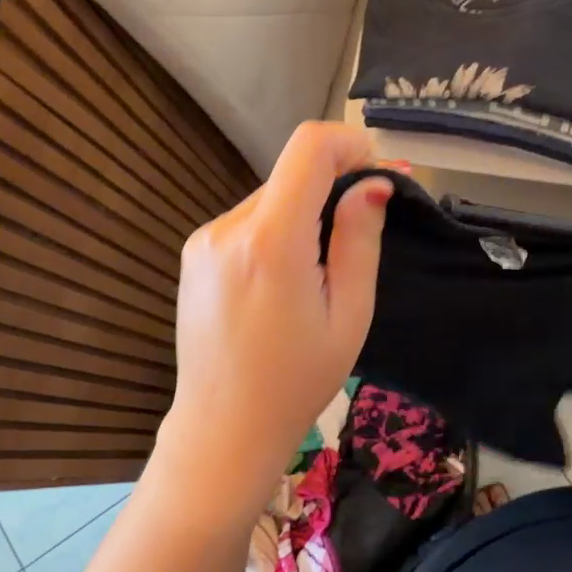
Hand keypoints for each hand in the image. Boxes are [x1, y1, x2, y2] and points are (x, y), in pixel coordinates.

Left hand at [159, 122, 395, 500]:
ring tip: (316, 277)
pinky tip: (283, 284)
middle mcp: (229, 227)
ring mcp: (205, 239)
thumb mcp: (349, 314)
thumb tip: (372, 184)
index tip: (377, 176)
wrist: (224, 426)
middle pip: (292, 175)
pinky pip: (248, 222)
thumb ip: (359, 240)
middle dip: (332, 191)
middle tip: (359, 239)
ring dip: (303, 216)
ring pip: (271, 198)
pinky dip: (276, 232)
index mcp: (272, 241)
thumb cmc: (298, 379)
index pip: (309, 147)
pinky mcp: (194, 253)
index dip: (351, 145)